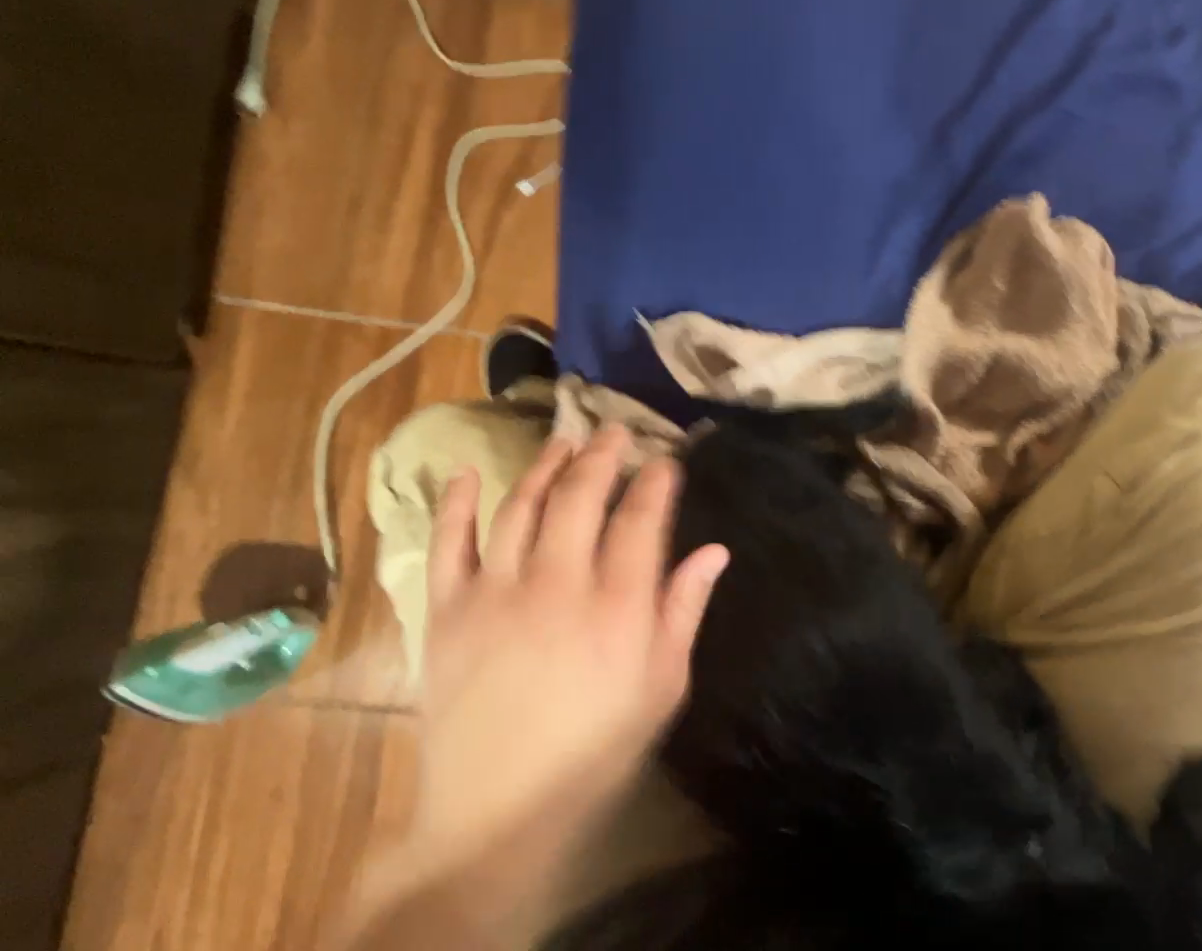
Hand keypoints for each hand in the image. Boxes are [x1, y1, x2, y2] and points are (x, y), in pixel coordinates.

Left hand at [412, 424, 728, 866]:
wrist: (500, 808)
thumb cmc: (599, 748)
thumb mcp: (663, 686)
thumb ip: (684, 611)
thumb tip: (716, 551)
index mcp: (618, 607)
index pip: (641, 520)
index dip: (656, 481)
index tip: (667, 459)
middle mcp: (558, 586)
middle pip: (580, 498)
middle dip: (602, 456)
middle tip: (615, 432)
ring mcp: (496, 594)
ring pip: (520, 507)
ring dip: (543, 466)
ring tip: (562, 439)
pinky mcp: (447, 612)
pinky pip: (448, 544)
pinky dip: (454, 504)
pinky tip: (464, 472)